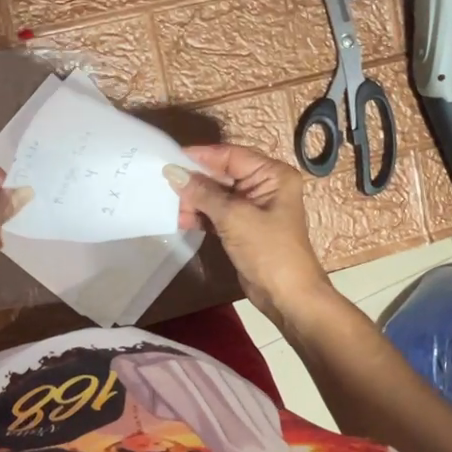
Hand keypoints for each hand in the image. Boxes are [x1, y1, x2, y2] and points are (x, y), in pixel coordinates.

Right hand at [164, 144, 329, 322]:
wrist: (287, 295)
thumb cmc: (268, 250)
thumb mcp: (234, 217)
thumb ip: (203, 193)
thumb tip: (173, 172)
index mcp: (272, 175)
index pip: (231, 155)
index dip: (201, 156)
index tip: (169, 158)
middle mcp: (264, 186)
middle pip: (222, 173)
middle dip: (195, 180)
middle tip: (164, 182)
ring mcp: (253, 208)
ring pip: (217, 194)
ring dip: (194, 199)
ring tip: (170, 205)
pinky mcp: (242, 227)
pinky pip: (217, 213)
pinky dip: (200, 215)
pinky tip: (180, 219)